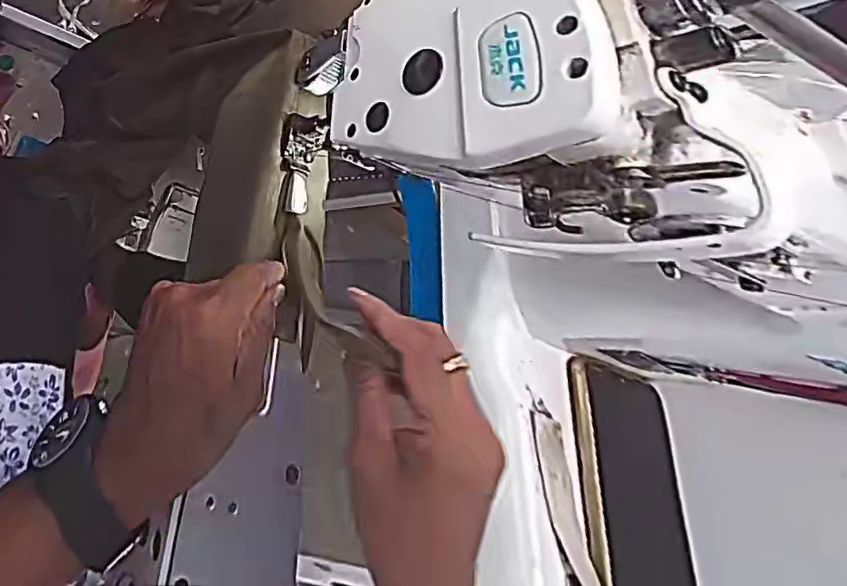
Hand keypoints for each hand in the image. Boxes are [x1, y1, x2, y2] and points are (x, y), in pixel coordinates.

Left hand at [93, 261, 284, 526]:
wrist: (140, 448)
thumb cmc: (189, 433)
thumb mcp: (246, 388)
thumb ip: (262, 331)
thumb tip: (270, 298)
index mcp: (211, 316)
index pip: (253, 272)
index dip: (271, 277)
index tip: (279, 282)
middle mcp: (183, 299)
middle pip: (231, 283)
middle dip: (244, 306)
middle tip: (244, 346)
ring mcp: (162, 301)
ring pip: (211, 291)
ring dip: (220, 313)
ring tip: (216, 357)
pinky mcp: (151, 308)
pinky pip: (190, 300)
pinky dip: (199, 318)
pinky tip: (197, 353)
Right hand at [345, 288, 504, 585]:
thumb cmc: (402, 545)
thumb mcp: (369, 463)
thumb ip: (367, 398)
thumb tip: (362, 354)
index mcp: (453, 437)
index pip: (422, 353)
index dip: (388, 318)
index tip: (363, 301)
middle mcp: (478, 434)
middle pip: (443, 350)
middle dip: (401, 326)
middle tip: (364, 319)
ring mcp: (484, 438)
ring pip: (448, 364)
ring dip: (410, 348)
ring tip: (371, 346)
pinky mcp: (480, 444)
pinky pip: (451, 388)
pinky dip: (421, 374)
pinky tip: (392, 377)